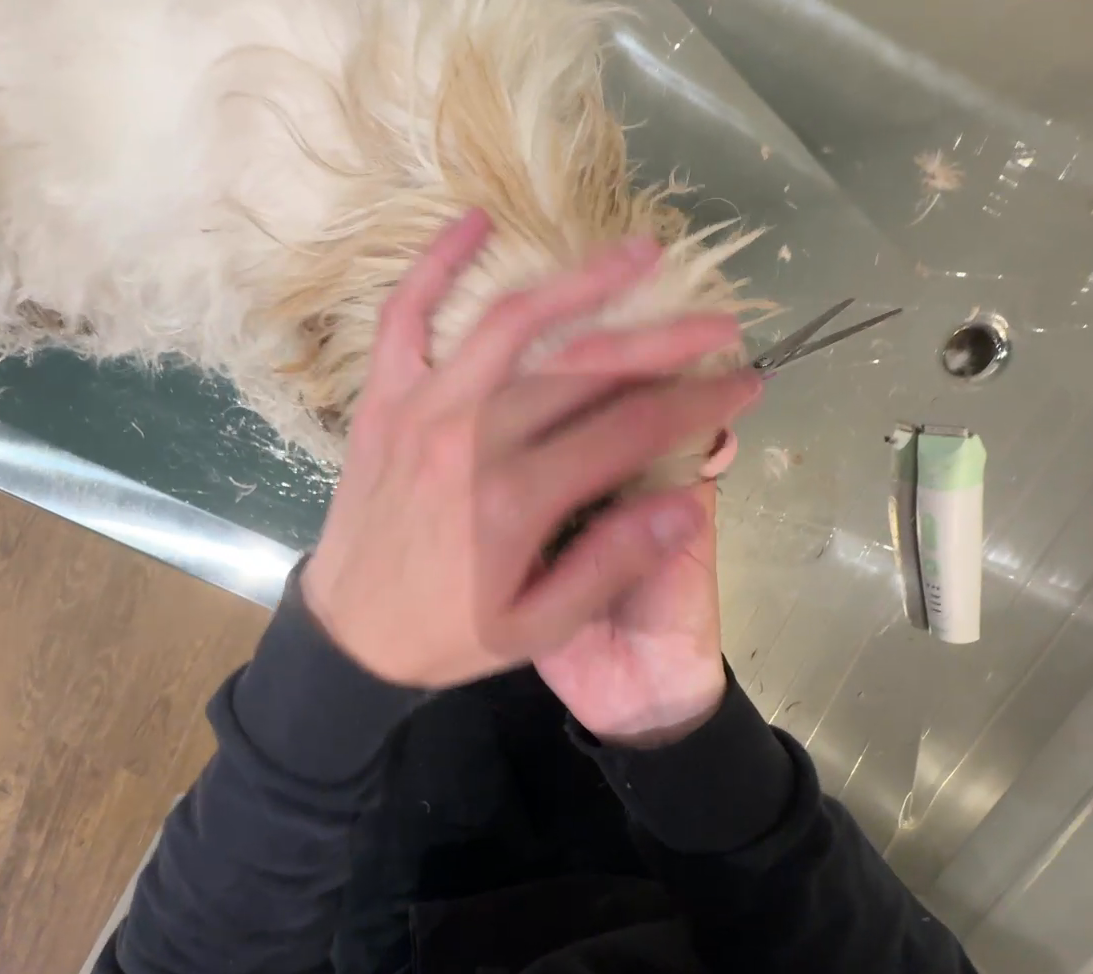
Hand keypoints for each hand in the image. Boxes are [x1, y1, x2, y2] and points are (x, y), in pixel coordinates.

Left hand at [300, 208, 756, 687]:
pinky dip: (435, 265)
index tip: (744, 382)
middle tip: (720, 322)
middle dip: (664, 340)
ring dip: (579, 281)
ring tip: (639, 253)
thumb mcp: (536, 626)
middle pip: (584, 368)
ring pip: (510, 324)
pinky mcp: (382, 401)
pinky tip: (475, 220)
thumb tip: (688, 500)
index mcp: (518, 499)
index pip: (631, 428)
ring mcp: (421, 410)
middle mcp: (472, 438)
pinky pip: (404, 317)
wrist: (348, 632)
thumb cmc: (445, 634)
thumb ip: (610, 563)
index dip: (698, 400)